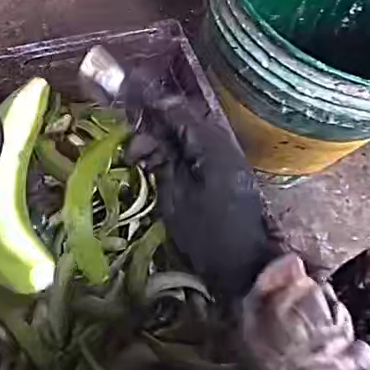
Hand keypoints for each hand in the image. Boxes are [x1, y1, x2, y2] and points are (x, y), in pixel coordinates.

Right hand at [125, 85, 275, 303]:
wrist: (243, 267)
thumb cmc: (206, 234)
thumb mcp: (175, 196)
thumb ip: (160, 159)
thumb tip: (142, 135)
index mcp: (212, 147)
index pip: (179, 112)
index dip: (151, 105)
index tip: (126, 103)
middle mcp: (223, 145)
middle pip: (187, 120)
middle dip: (157, 122)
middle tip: (131, 134)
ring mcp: (228, 158)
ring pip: (192, 134)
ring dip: (166, 137)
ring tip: (141, 152)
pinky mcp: (228, 173)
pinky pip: (199, 149)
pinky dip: (179, 150)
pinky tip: (161, 162)